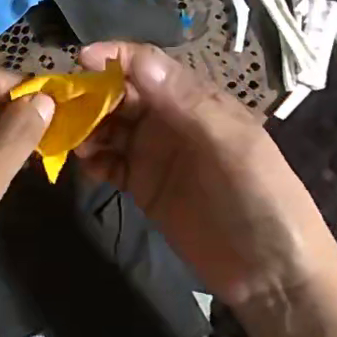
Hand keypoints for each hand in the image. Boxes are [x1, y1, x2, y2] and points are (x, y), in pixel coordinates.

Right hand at [71, 43, 336, 320]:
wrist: (273, 278)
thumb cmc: (262, 200)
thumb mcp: (231, 146)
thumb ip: (183, 102)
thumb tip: (134, 60)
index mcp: (194, 102)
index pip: (146, 66)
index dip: (113, 58)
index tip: (79, 62)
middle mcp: (169, 120)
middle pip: (117, 94)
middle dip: (88, 95)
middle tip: (62, 109)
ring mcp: (152, 153)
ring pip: (105, 126)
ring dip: (84, 128)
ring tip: (74, 143)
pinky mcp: (140, 184)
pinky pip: (105, 161)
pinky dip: (91, 160)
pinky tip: (89, 168)